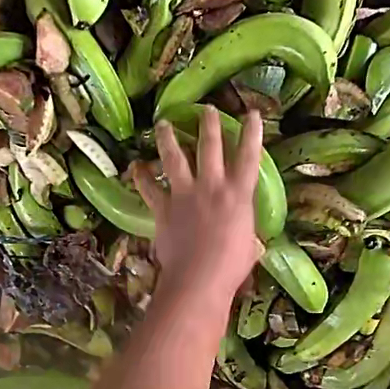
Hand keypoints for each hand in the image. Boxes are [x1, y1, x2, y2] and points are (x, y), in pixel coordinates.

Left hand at [133, 106, 264, 306]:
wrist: (198, 279)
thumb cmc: (231, 267)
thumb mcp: (249, 247)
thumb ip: (249, 237)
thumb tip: (253, 243)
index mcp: (239, 195)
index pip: (249, 156)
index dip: (251, 133)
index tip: (251, 113)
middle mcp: (212, 187)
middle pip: (210, 147)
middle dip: (208, 124)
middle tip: (206, 108)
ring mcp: (185, 195)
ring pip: (175, 158)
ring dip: (169, 139)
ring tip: (163, 124)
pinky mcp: (163, 208)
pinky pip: (149, 188)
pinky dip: (141, 177)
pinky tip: (136, 166)